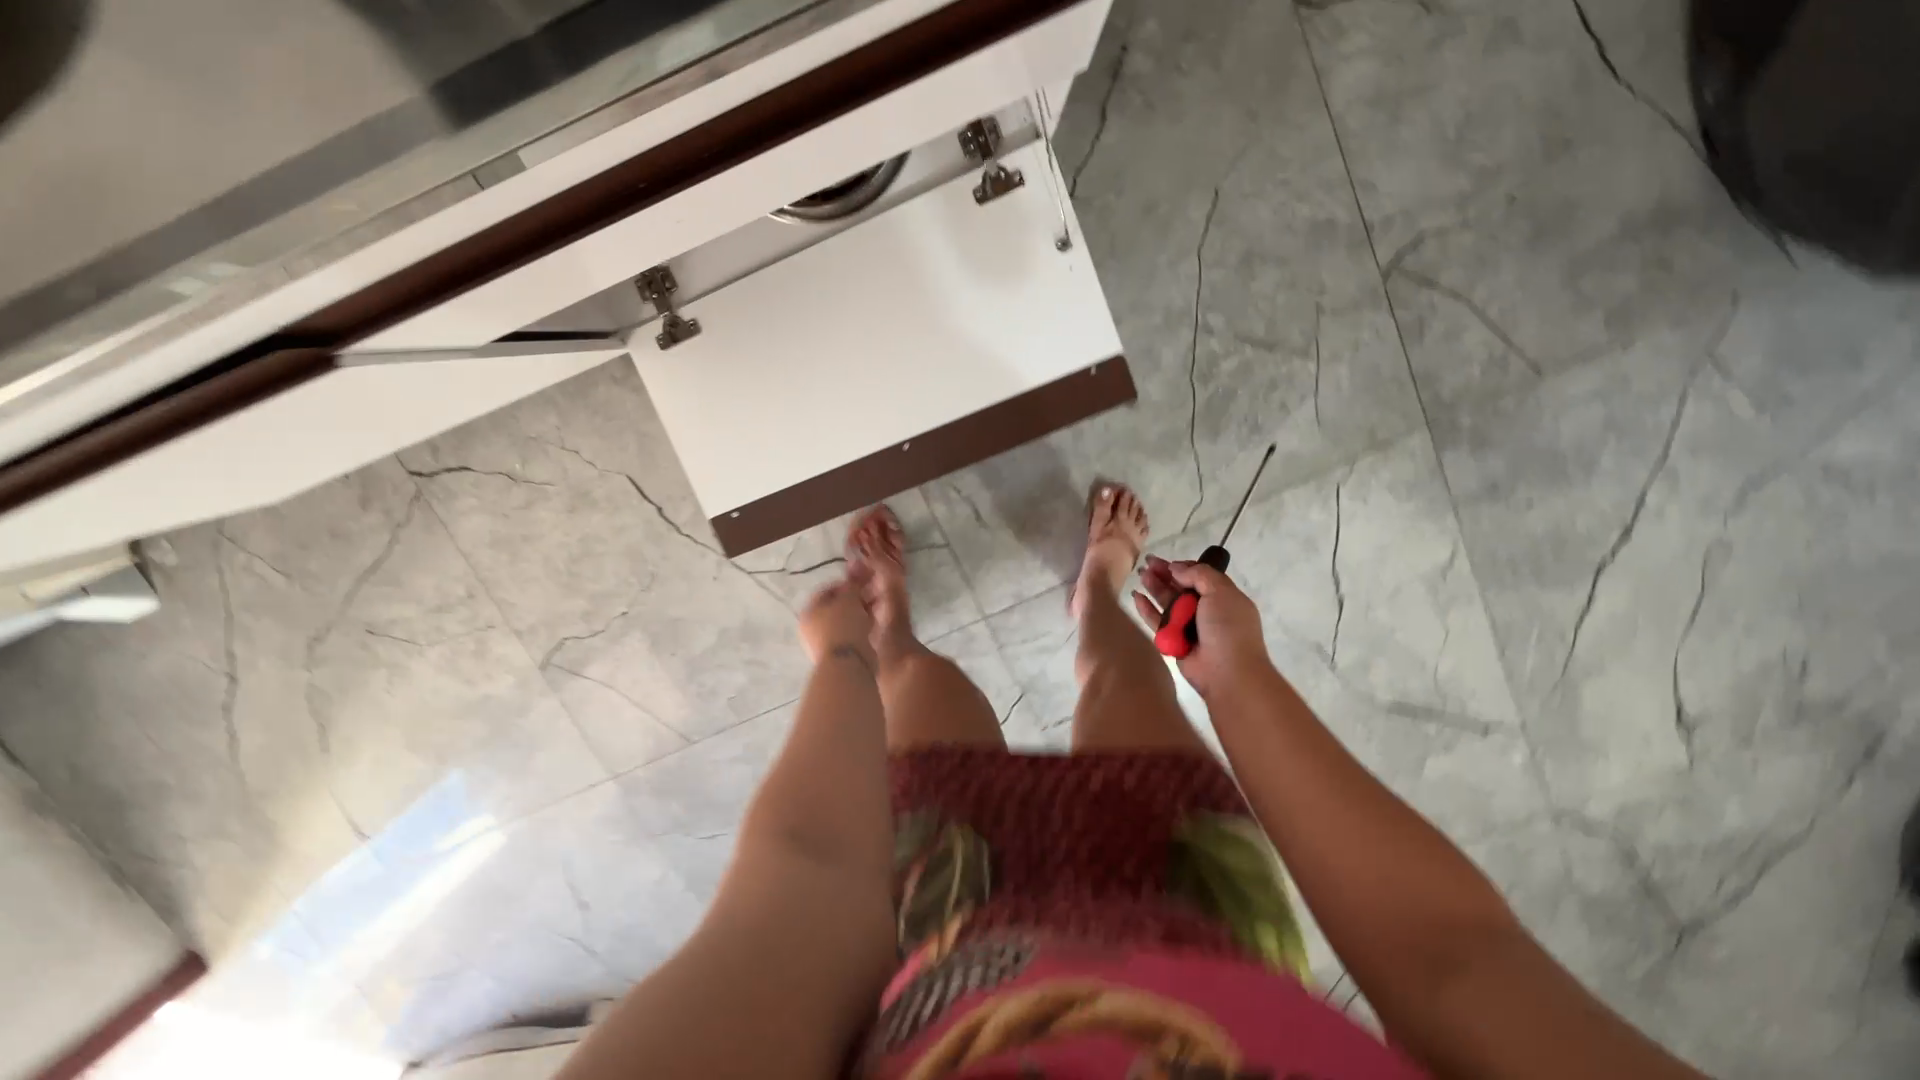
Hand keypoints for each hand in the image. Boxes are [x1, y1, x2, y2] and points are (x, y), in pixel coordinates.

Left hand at [797, 569, 877, 669]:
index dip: (846, 583)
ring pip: (846, 622)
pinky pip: (851, 635)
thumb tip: (857, 566)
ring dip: (862, 612)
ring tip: (879, 608)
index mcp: (808, 612)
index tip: (863, 581)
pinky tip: (877, 624)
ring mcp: (824, 644)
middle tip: (875, 593)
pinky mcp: (839, 656)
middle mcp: (812, 628)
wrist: (848, 665)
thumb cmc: (844, 626)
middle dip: (857, 598)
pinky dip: (862, 628)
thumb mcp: (850, 599)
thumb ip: (853, 584)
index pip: (826, 590)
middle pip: (836, 607)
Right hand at [1132, 555, 1272, 697]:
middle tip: (1146, 563)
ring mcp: (1189, 627)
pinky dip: (1147, 609)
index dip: (1183, 567)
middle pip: (1180, 588)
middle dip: (1164, 574)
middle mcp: (1205, 610)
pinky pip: (1157, 621)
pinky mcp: (1173, 641)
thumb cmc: (1228, 628)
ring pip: (1167, 602)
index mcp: (1222, 597)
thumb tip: (1176, 568)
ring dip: (1154, 588)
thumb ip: (1198, 574)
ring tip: (1139, 575)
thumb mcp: (1221, 592)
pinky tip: (1136, 597)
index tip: (1166, 562)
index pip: (1199, 576)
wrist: (1227, 672)